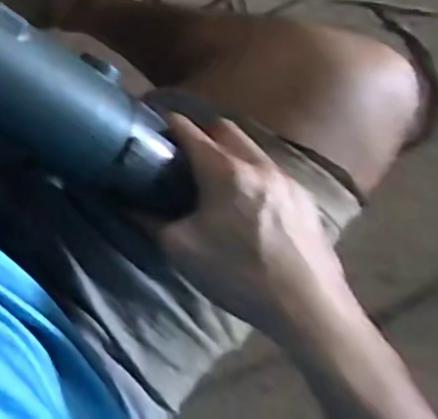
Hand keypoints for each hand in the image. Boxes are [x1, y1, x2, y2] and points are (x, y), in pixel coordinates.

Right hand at [148, 115, 357, 337]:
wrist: (313, 313)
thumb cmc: (241, 276)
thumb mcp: (182, 250)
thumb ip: (149, 221)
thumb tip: (124, 204)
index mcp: (222, 169)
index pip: (187, 127)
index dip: (166, 124)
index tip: (152, 130)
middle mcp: (255, 163)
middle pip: (222, 127)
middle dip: (200, 132)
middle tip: (184, 152)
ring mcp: (285, 179)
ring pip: (250, 146)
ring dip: (229, 150)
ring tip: (216, 176)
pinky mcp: (306, 199)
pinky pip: (272, 169)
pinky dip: (253, 171)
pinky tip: (248, 201)